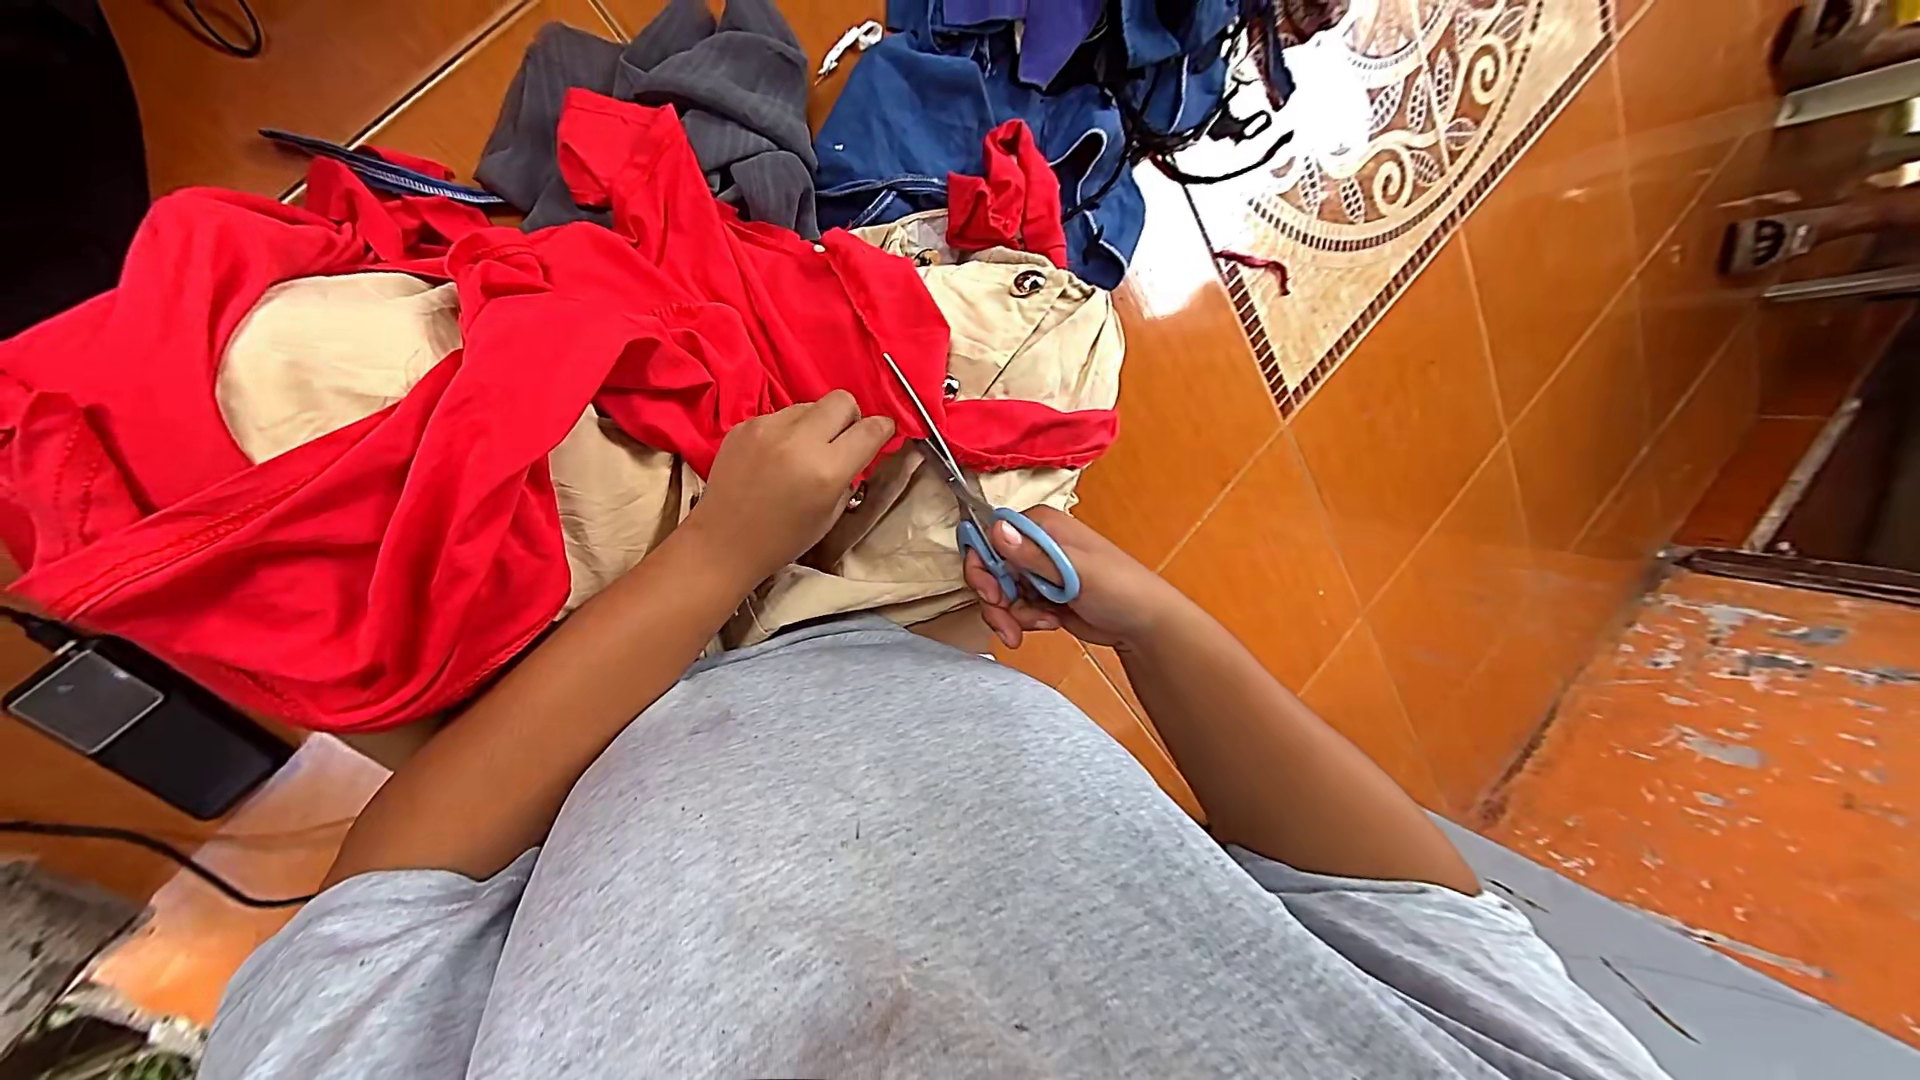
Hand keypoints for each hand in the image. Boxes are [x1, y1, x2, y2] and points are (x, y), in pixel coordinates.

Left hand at [686, 391, 894, 583]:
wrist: (724, 542)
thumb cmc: (784, 538)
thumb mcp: (831, 514)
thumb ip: (849, 476)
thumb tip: (859, 450)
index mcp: (826, 470)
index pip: (869, 430)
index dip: (883, 428)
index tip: (883, 432)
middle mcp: (799, 441)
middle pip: (842, 401)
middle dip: (851, 417)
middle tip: (843, 439)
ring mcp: (768, 428)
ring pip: (810, 405)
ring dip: (818, 423)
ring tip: (804, 451)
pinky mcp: (745, 425)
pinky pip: (782, 414)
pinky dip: (789, 430)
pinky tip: (777, 455)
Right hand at [965, 506, 1188, 650]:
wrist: (1143, 623)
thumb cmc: (1122, 588)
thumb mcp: (1076, 570)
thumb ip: (1034, 553)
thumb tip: (998, 529)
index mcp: (1041, 526)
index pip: (990, 536)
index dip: (984, 566)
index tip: (994, 593)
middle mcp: (1035, 544)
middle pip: (990, 568)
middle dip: (996, 599)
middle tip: (1009, 621)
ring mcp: (1037, 570)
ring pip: (999, 592)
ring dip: (1011, 615)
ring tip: (1040, 624)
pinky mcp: (1040, 594)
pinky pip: (1013, 608)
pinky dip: (1023, 621)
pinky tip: (1048, 624)